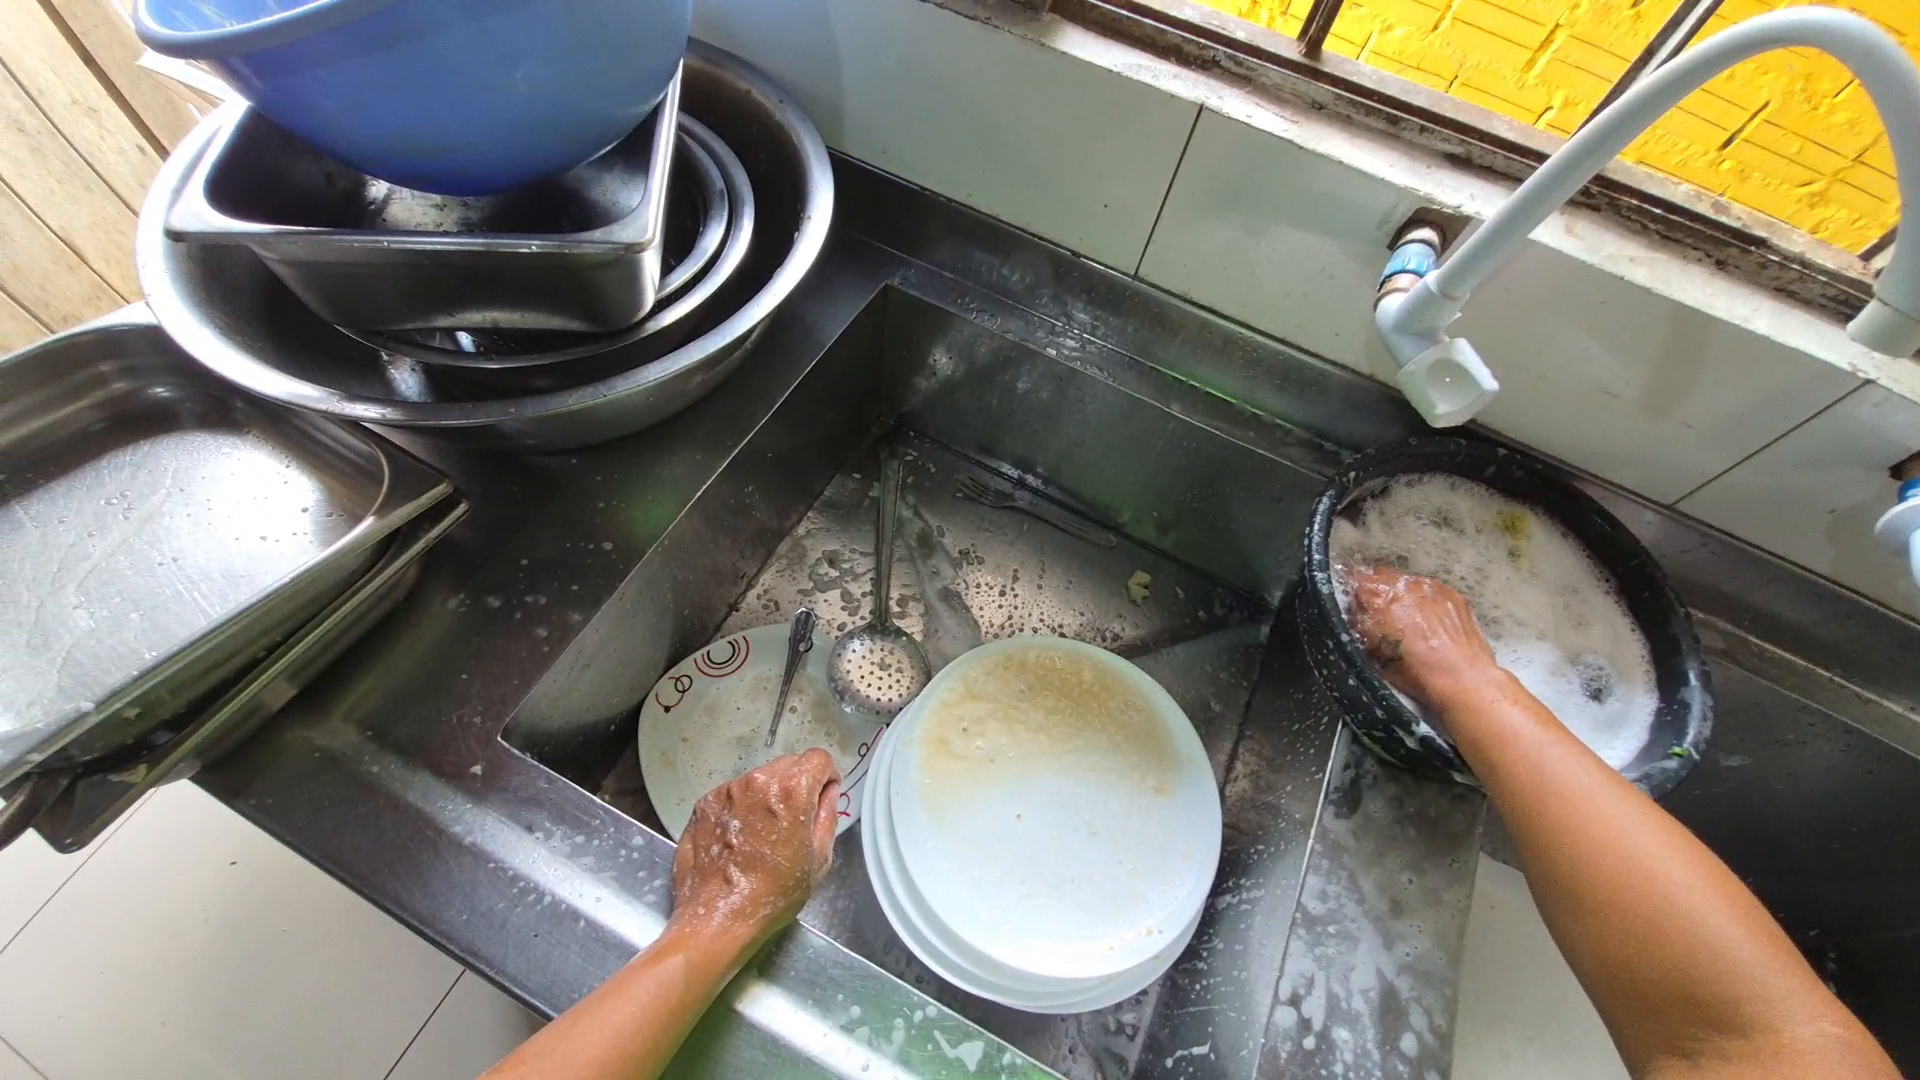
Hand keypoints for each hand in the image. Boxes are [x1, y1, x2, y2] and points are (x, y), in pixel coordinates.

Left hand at [670, 748, 841, 949]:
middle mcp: (758, 779)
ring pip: (760, 779)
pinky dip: (742, 807)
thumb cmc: (775, 893)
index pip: (819, 758)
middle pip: (789, 764)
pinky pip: (734, 794)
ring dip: (767, 795)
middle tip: (794, 818)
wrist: (717, 919)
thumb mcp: (819, 858)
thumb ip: (827, 815)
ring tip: (762, 832)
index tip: (823, 796)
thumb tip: (827, 792)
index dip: (827, 776)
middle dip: (798, 783)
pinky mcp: (704, 803)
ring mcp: (728, 789)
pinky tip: (738, 838)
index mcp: (792, 789)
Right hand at [1343, 564, 1501, 710]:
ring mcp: (1434, 587)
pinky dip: (1426, 600)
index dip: (1353, 590)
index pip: (1356, 578)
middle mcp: (1407, 584)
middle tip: (1378, 611)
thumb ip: (1360, 623)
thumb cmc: (1413, 670)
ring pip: (1409, 581)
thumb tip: (1356, 611)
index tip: (1353, 601)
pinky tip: (1430, 621)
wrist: (1463, 679)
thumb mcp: (1372, 650)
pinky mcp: (1456, 596)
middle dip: (1377, 590)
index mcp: (1381, 596)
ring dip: (1403, 594)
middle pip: (1382, 575)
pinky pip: (1432, 590)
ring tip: (1407, 617)